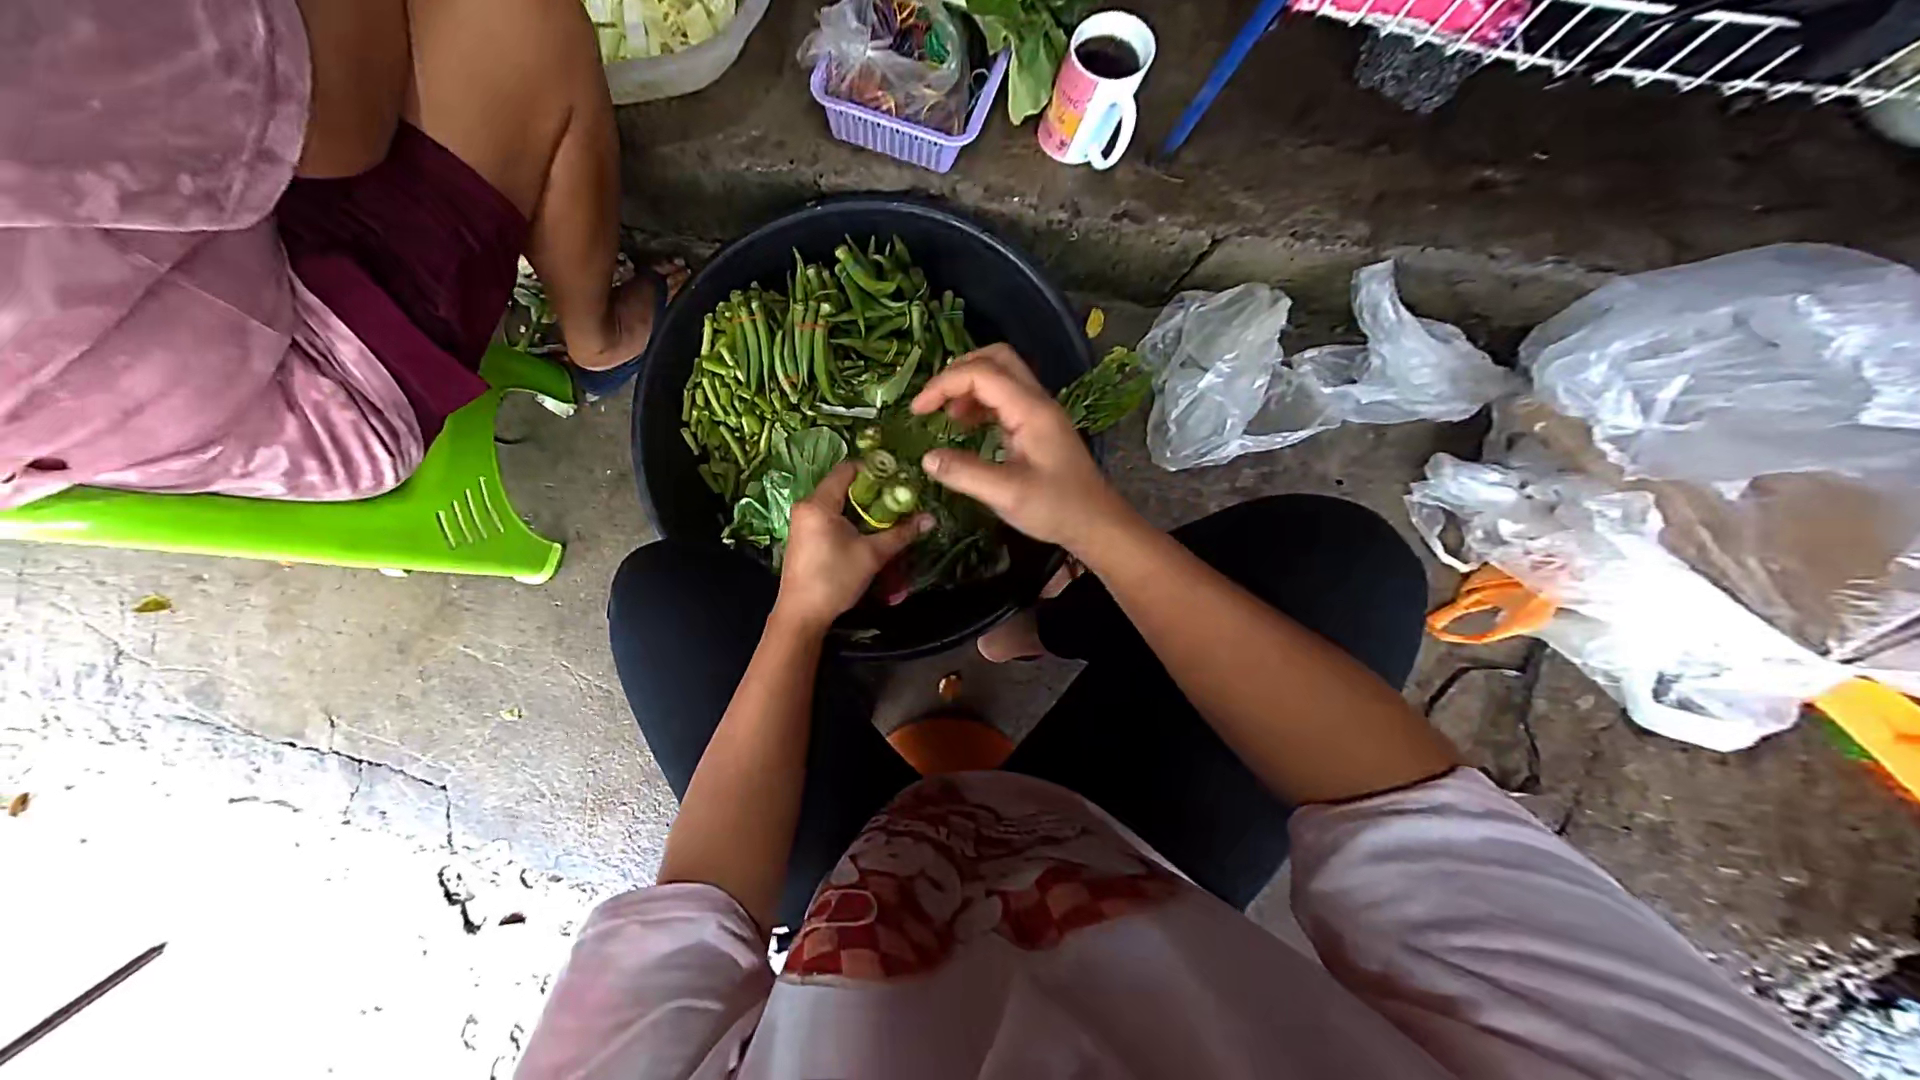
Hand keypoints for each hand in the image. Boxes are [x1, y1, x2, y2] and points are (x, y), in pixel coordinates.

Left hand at [772, 462, 931, 632]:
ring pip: (837, 502)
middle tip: (898, 500)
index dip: (874, 471)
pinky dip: (849, 519)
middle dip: (872, 491)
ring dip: (862, 507)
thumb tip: (930, 518)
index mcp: (819, 504)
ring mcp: (802, 522)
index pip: (847, 469)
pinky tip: (867, 532)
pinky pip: (830, 516)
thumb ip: (901, 533)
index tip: (898, 481)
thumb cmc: (834, 580)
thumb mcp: (872, 554)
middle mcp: (806, 506)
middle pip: (843, 485)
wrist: (802, 615)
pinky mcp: (803, 536)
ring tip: (888, 516)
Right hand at [912, 345, 1133, 551]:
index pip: (981, 373)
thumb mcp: (1007, 495)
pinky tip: (965, 428)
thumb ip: (965, 474)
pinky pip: (1005, 399)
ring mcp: (1039, 412)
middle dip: (957, 372)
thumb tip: (927, 458)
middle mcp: (1036, 401)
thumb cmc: (1057, 508)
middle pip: (995, 359)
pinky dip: (979, 404)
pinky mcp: (1037, 427)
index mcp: (1030, 410)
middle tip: (932, 401)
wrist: (1096, 523)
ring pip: (1000, 376)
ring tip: (944, 416)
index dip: (944, 384)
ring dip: (968, 387)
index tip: (917, 410)